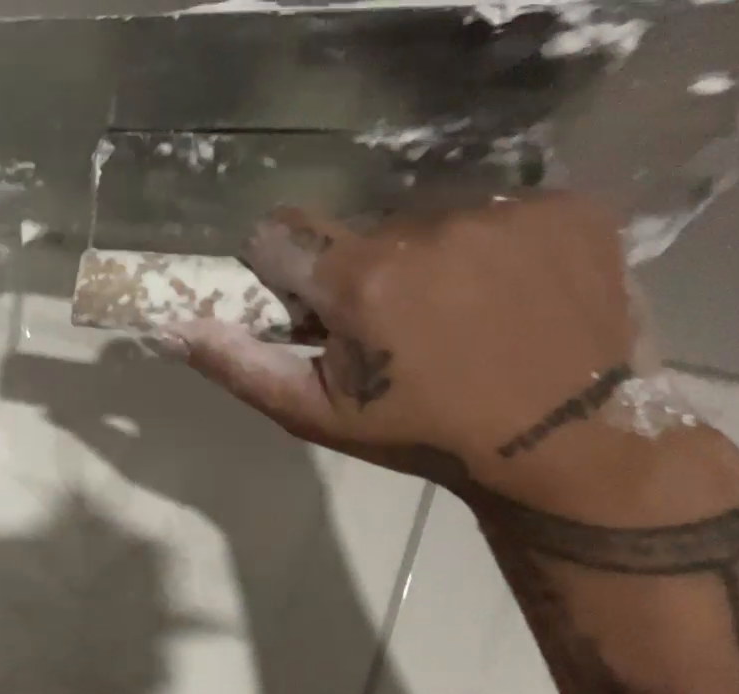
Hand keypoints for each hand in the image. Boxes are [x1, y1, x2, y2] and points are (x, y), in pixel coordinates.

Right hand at [169, 193, 738, 525]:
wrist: (570, 441)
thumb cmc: (422, 432)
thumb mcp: (314, 413)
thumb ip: (236, 364)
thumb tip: (168, 329)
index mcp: (358, 279)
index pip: (279, 234)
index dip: (285, 275)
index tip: (314, 314)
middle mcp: (428, 226)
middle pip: (357, 232)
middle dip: (358, 273)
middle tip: (395, 333)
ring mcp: (505, 212)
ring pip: (426, 219)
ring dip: (425, 259)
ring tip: (459, 317)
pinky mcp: (566, 207)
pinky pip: (497, 212)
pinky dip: (492, 248)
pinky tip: (510, 296)